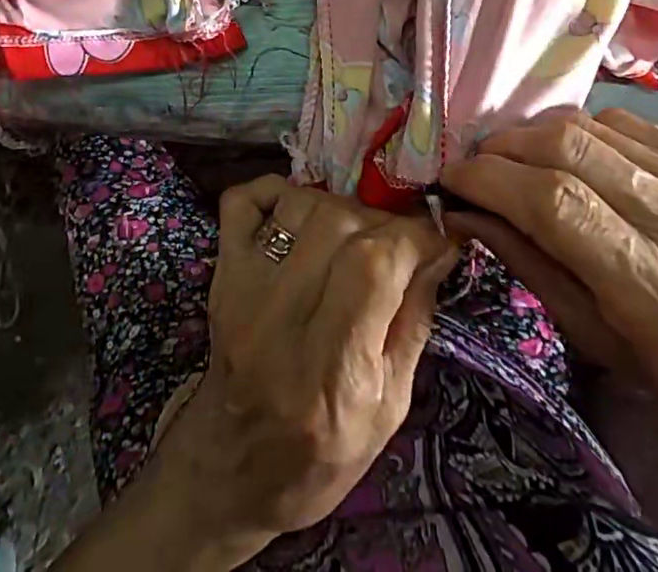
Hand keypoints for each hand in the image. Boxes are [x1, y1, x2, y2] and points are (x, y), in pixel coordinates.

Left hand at [151, 179, 456, 551]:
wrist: (233, 466)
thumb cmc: (322, 454)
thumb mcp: (391, 407)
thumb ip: (413, 322)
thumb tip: (437, 248)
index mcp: (333, 370)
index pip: (373, 265)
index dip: (414, 236)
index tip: (434, 238)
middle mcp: (280, 320)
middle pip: (338, 226)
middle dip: (383, 222)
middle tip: (397, 241)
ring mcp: (241, 290)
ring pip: (298, 205)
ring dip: (339, 208)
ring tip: (355, 235)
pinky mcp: (220, 273)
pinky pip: (241, 201)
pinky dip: (277, 192)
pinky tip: (303, 214)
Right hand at [441, 109, 657, 432]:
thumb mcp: (585, 332)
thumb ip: (521, 261)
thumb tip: (459, 210)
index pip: (554, 202)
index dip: (490, 179)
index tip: (451, 179)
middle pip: (567, 148)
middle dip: (502, 149)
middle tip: (475, 166)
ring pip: (588, 126)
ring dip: (533, 138)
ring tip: (515, 163)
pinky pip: (620, 124)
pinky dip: (578, 135)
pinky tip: (572, 162)